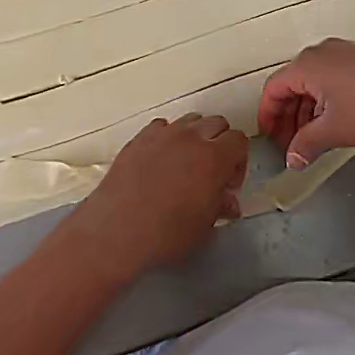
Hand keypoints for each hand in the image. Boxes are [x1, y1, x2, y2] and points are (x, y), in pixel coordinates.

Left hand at [60, 114, 248, 278]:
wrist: (116, 231)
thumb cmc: (165, 234)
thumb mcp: (203, 227)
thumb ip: (220, 207)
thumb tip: (227, 202)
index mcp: (214, 158)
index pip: (239, 140)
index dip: (238, 161)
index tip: (228, 184)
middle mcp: (190, 137)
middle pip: (217, 123)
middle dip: (220, 144)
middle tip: (212, 172)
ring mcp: (163, 134)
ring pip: (190, 120)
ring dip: (196, 136)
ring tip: (187, 163)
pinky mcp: (139, 138)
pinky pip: (162, 126)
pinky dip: (167, 137)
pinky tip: (161, 160)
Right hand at [258, 38, 354, 168]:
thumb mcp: (335, 131)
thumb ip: (306, 144)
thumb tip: (293, 157)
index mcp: (308, 64)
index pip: (274, 88)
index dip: (267, 115)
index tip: (268, 136)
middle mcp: (322, 52)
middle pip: (292, 84)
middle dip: (288, 116)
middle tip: (290, 144)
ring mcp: (344, 52)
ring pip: (313, 82)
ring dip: (306, 111)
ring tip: (312, 139)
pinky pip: (331, 78)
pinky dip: (325, 100)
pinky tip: (334, 122)